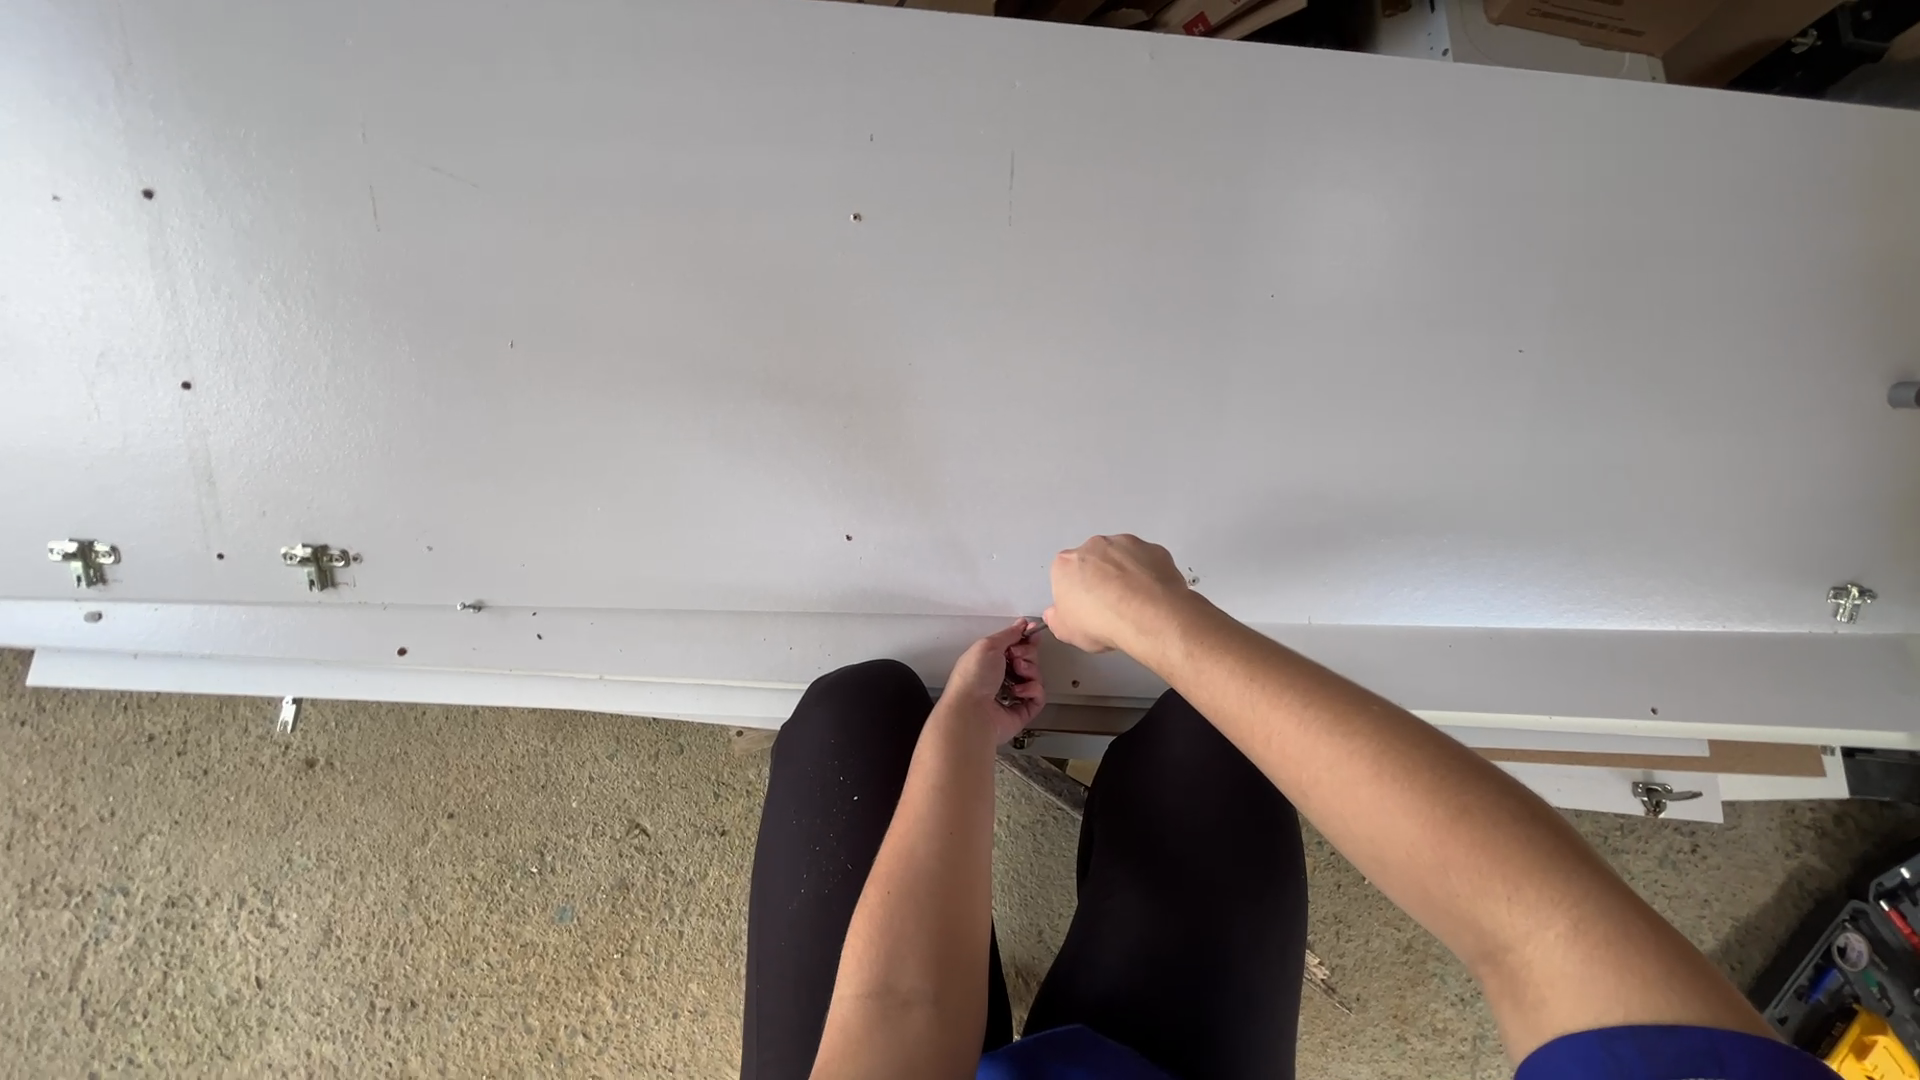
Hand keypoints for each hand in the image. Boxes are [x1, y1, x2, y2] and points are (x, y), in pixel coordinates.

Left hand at [939, 619, 1045, 743]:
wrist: (971, 712)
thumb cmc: (972, 679)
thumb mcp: (988, 645)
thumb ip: (1008, 634)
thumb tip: (1021, 625)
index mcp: (989, 659)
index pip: (1015, 645)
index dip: (1026, 638)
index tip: (1033, 632)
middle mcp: (1000, 676)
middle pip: (1028, 659)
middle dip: (1027, 654)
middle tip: (1016, 657)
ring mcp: (1011, 694)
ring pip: (1035, 677)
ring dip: (1030, 671)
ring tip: (1017, 673)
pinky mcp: (1021, 711)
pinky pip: (1038, 697)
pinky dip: (1033, 691)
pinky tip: (1019, 691)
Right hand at [1044, 534, 1194, 654]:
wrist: (1147, 617)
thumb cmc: (1101, 622)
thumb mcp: (1065, 631)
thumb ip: (1056, 618)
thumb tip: (1055, 614)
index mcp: (1066, 563)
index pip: (1065, 575)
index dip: (1075, 594)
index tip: (1085, 610)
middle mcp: (1094, 546)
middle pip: (1093, 560)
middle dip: (1100, 578)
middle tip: (1110, 606)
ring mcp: (1126, 544)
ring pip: (1122, 557)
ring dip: (1125, 573)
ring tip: (1134, 603)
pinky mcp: (1154, 549)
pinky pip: (1147, 561)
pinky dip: (1149, 574)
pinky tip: (1153, 596)